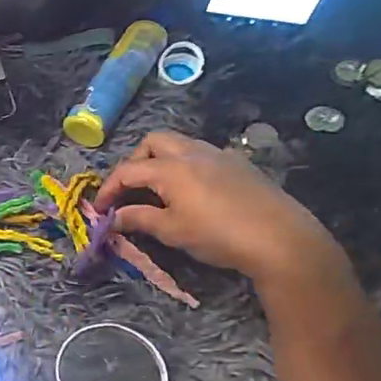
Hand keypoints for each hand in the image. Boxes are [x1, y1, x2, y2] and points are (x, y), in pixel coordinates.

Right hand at [93, 131, 343, 286]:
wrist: (280, 238)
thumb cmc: (217, 235)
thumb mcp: (171, 231)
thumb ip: (138, 219)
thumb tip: (114, 218)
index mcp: (171, 167)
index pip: (128, 170)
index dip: (109, 189)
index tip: (99, 210)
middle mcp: (193, 152)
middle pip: (153, 142)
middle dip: (135, 162)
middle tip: (130, 190)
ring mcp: (219, 155)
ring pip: (180, 145)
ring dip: (161, 161)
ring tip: (158, 191)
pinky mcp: (239, 165)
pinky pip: (202, 155)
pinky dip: (185, 167)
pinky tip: (191, 193)